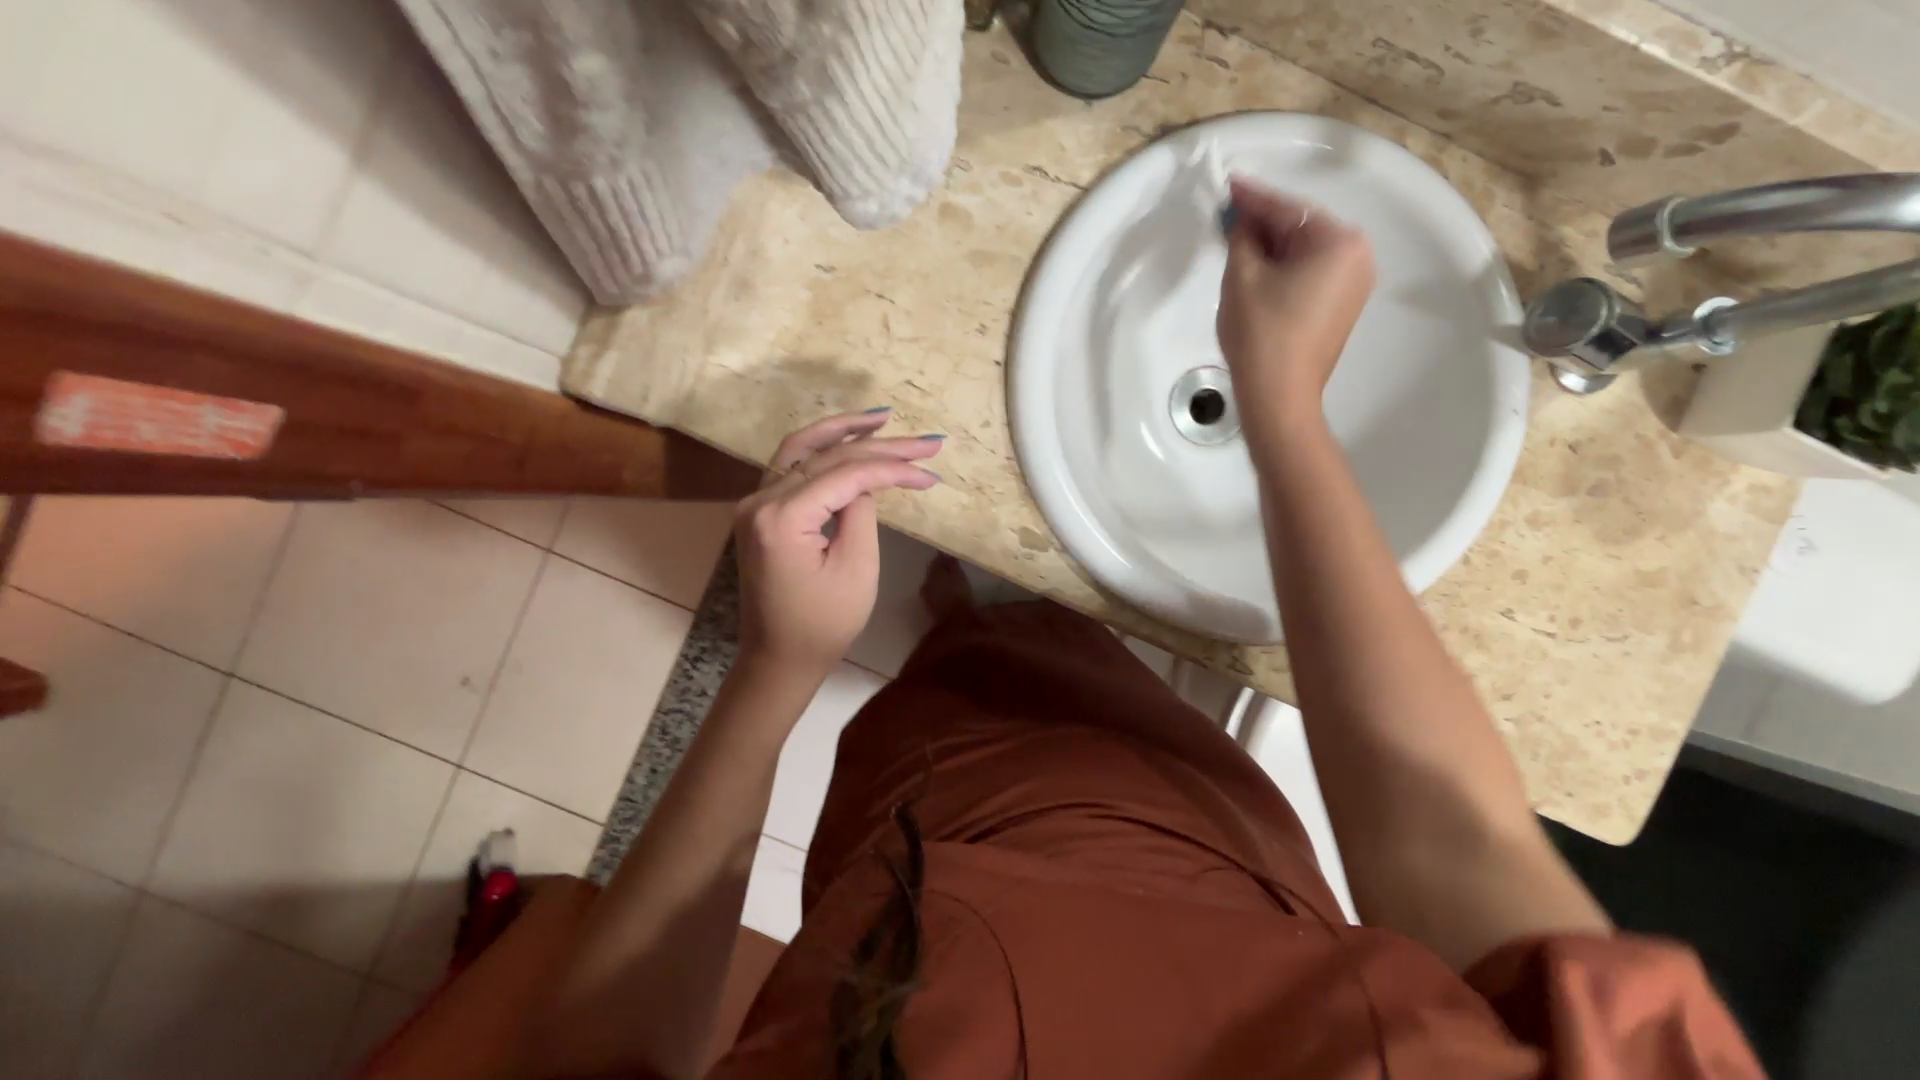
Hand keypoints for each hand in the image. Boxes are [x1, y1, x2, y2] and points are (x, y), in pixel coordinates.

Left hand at [734, 409, 942, 679]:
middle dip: (879, 446)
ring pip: (801, 450)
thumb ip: (860, 512)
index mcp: (781, 517)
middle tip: (925, 442)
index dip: (891, 468)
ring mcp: (755, 503)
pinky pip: (790, 468)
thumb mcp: (855, 569)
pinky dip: (821, 451)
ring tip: (882, 419)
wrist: (779, 658)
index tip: (930, 471)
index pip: (844, 474)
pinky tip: (849, 442)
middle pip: (825, 456)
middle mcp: (760, 500)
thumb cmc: (822, 625)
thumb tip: (868, 480)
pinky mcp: (760, 512)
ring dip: (842, 432)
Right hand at [1216, 179, 1375, 428]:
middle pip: (1301, 229)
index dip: (1253, 198)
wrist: (1279, 395)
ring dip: (1272, 246)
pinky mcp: (1341, 307)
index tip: (1228, 184)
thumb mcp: (1242, 276)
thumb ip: (1242, 236)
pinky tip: (1256, 268)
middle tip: (1228, 215)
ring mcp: (1353, 284)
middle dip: (1264, 223)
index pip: (1288, 210)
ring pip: (1305, 253)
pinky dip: (1284, 268)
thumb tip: (1240, 218)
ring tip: (1236, 241)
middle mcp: (1357, 257)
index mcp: (1339, 242)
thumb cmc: (1261, 333)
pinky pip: (1310, 274)